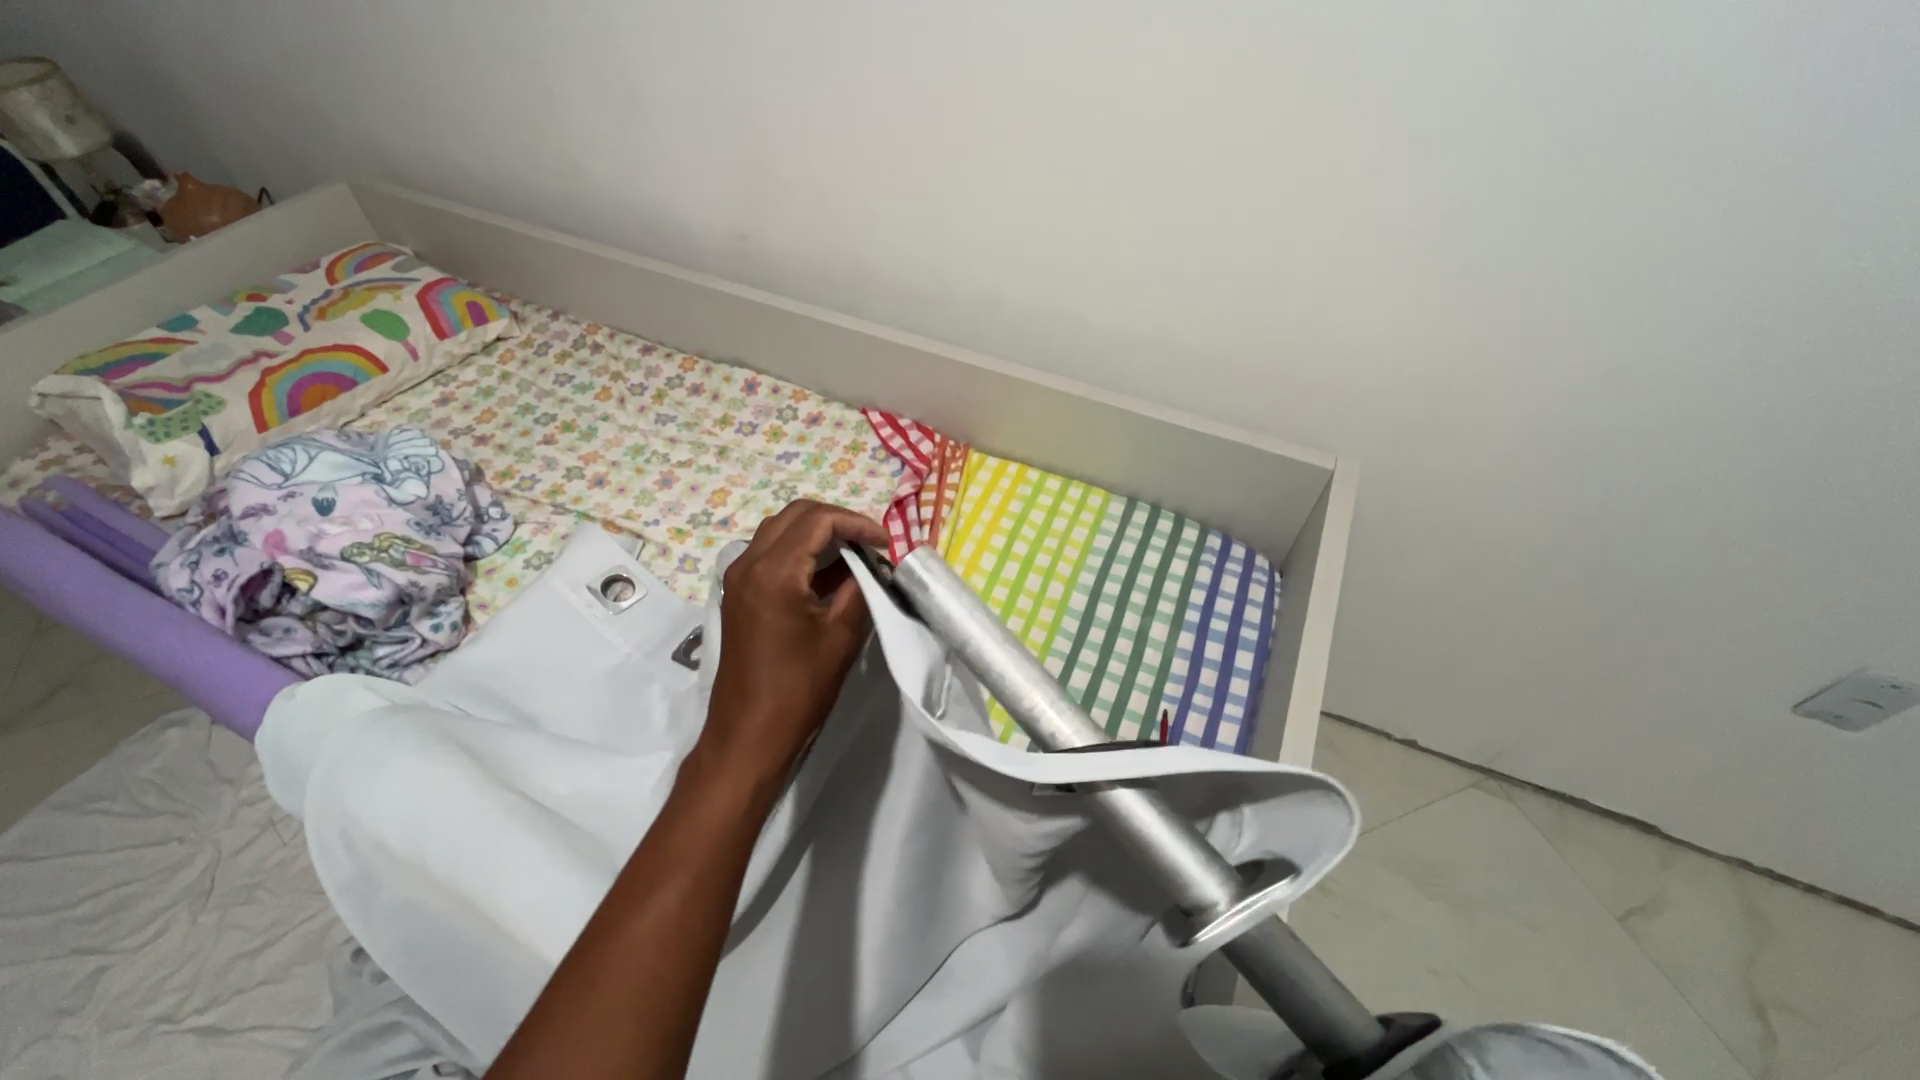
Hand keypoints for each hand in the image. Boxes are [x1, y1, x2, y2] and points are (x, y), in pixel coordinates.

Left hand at [694, 500, 889, 782]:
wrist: (748, 735)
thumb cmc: (798, 689)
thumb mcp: (840, 637)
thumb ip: (859, 590)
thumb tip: (877, 565)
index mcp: (773, 571)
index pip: (818, 520)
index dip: (857, 524)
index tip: (887, 544)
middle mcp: (748, 564)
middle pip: (796, 516)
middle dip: (837, 521)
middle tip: (871, 544)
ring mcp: (739, 579)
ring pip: (780, 532)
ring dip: (817, 535)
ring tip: (856, 556)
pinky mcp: (739, 596)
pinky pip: (770, 555)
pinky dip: (801, 554)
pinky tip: (830, 577)